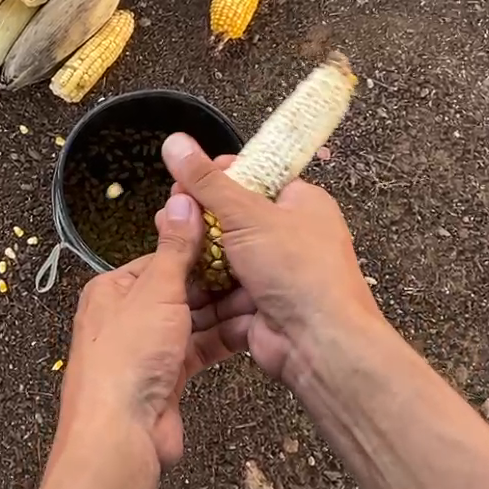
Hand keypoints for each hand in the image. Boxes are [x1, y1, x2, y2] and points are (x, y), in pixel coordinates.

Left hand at [57, 193, 237, 466]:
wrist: (121, 433)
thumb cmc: (125, 357)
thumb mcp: (155, 290)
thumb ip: (175, 248)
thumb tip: (181, 200)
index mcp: (112, 288)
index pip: (160, 258)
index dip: (196, 250)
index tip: (230, 240)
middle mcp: (127, 315)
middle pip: (179, 289)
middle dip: (216, 283)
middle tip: (255, 270)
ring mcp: (147, 348)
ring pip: (192, 321)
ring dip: (224, 311)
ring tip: (262, 297)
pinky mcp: (167, 378)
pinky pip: (199, 350)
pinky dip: (222, 340)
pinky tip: (250, 330)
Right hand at [162, 134, 384, 386]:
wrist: (320, 346)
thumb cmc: (300, 272)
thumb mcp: (246, 214)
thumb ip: (206, 180)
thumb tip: (175, 141)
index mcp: (300, 201)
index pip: (252, 173)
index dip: (217, 173)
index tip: (186, 177)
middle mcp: (291, 232)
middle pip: (233, 210)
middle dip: (200, 211)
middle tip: (172, 210)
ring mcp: (275, 267)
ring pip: (225, 246)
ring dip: (198, 244)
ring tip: (168, 235)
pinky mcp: (259, 298)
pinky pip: (224, 278)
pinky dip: (204, 275)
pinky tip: (178, 268)